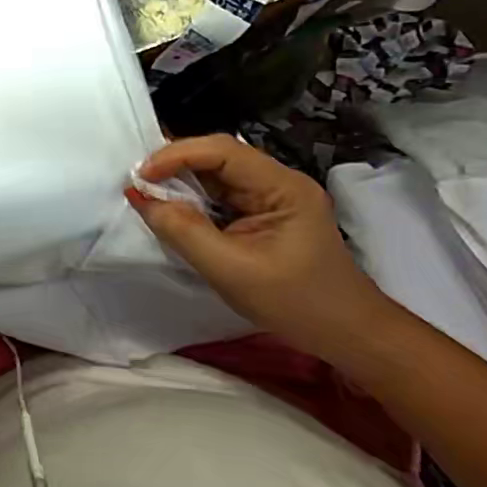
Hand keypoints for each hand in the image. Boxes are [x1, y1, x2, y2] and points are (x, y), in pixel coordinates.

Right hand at [127, 135, 398, 355]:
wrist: (348, 336)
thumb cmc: (296, 304)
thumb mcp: (232, 271)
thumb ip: (184, 231)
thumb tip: (141, 198)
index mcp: (282, 186)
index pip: (222, 150)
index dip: (177, 155)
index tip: (141, 176)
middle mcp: (278, 181)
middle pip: (218, 157)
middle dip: (175, 165)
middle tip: (138, 183)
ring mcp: (272, 197)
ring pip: (217, 175)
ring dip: (182, 183)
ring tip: (147, 193)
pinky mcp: (264, 214)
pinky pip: (221, 196)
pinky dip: (193, 200)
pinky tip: (173, 209)